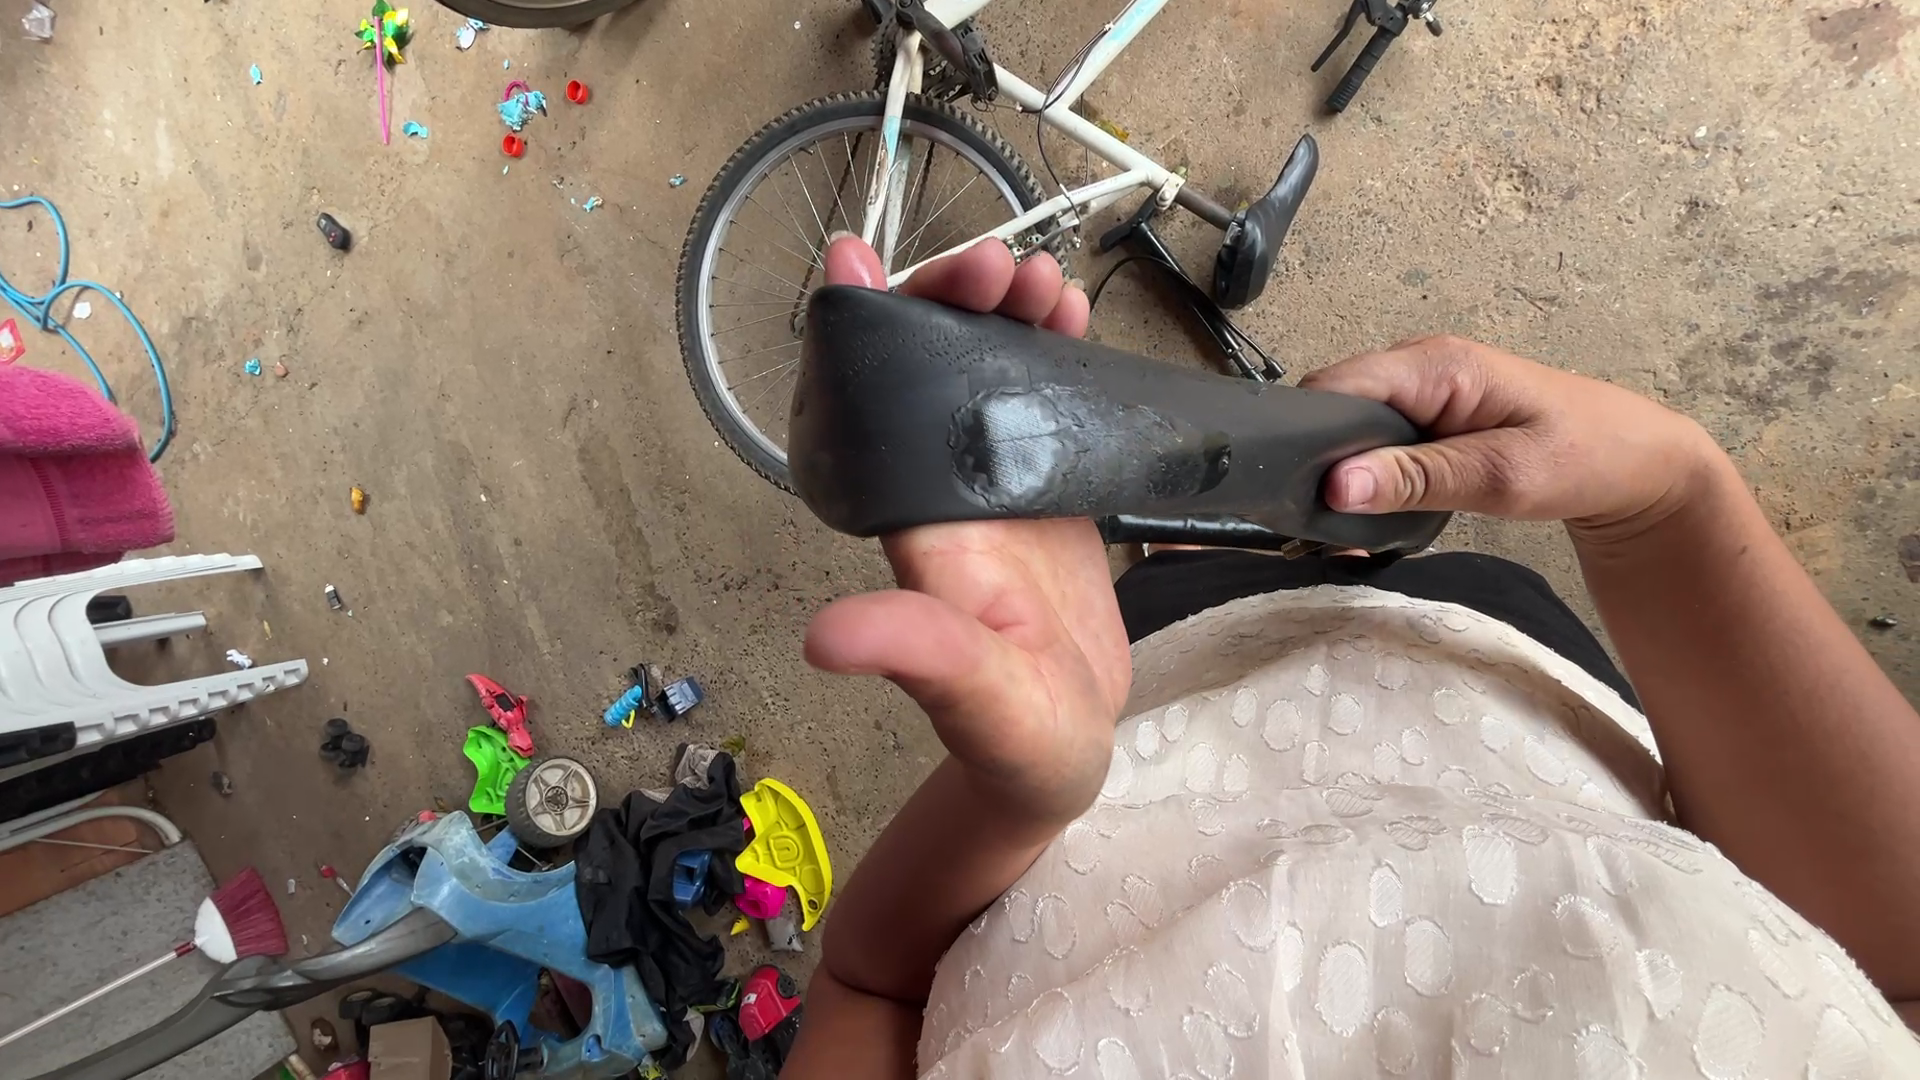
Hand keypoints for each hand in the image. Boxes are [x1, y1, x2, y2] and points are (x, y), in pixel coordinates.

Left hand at [803, 237, 1130, 824]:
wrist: (1067, 744)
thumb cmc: (1015, 733)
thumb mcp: (971, 697)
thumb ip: (912, 653)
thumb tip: (823, 638)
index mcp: (914, 522)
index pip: (872, 410)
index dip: (860, 336)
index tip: (860, 263)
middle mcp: (946, 492)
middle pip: (930, 372)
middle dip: (951, 306)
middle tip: (1000, 269)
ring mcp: (1001, 487)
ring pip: (989, 376)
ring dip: (1007, 317)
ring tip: (1045, 285)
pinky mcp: (1050, 492)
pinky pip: (1044, 405)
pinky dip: (1052, 354)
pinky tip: (1070, 322)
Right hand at [1300, 335, 1726, 545]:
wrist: (1635, 464)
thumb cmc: (1584, 460)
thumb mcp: (1503, 478)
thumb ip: (1417, 478)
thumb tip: (1335, 486)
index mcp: (1433, 366)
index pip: (1331, 389)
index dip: (1304, 435)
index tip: (1296, 491)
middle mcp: (1413, 368)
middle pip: (1328, 406)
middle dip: (1314, 460)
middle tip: (1313, 519)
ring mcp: (1414, 391)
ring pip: (1342, 426)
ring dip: (1333, 472)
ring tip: (1333, 523)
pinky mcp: (1417, 416)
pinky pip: (1365, 439)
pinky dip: (1357, 474)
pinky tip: (1360, 509)